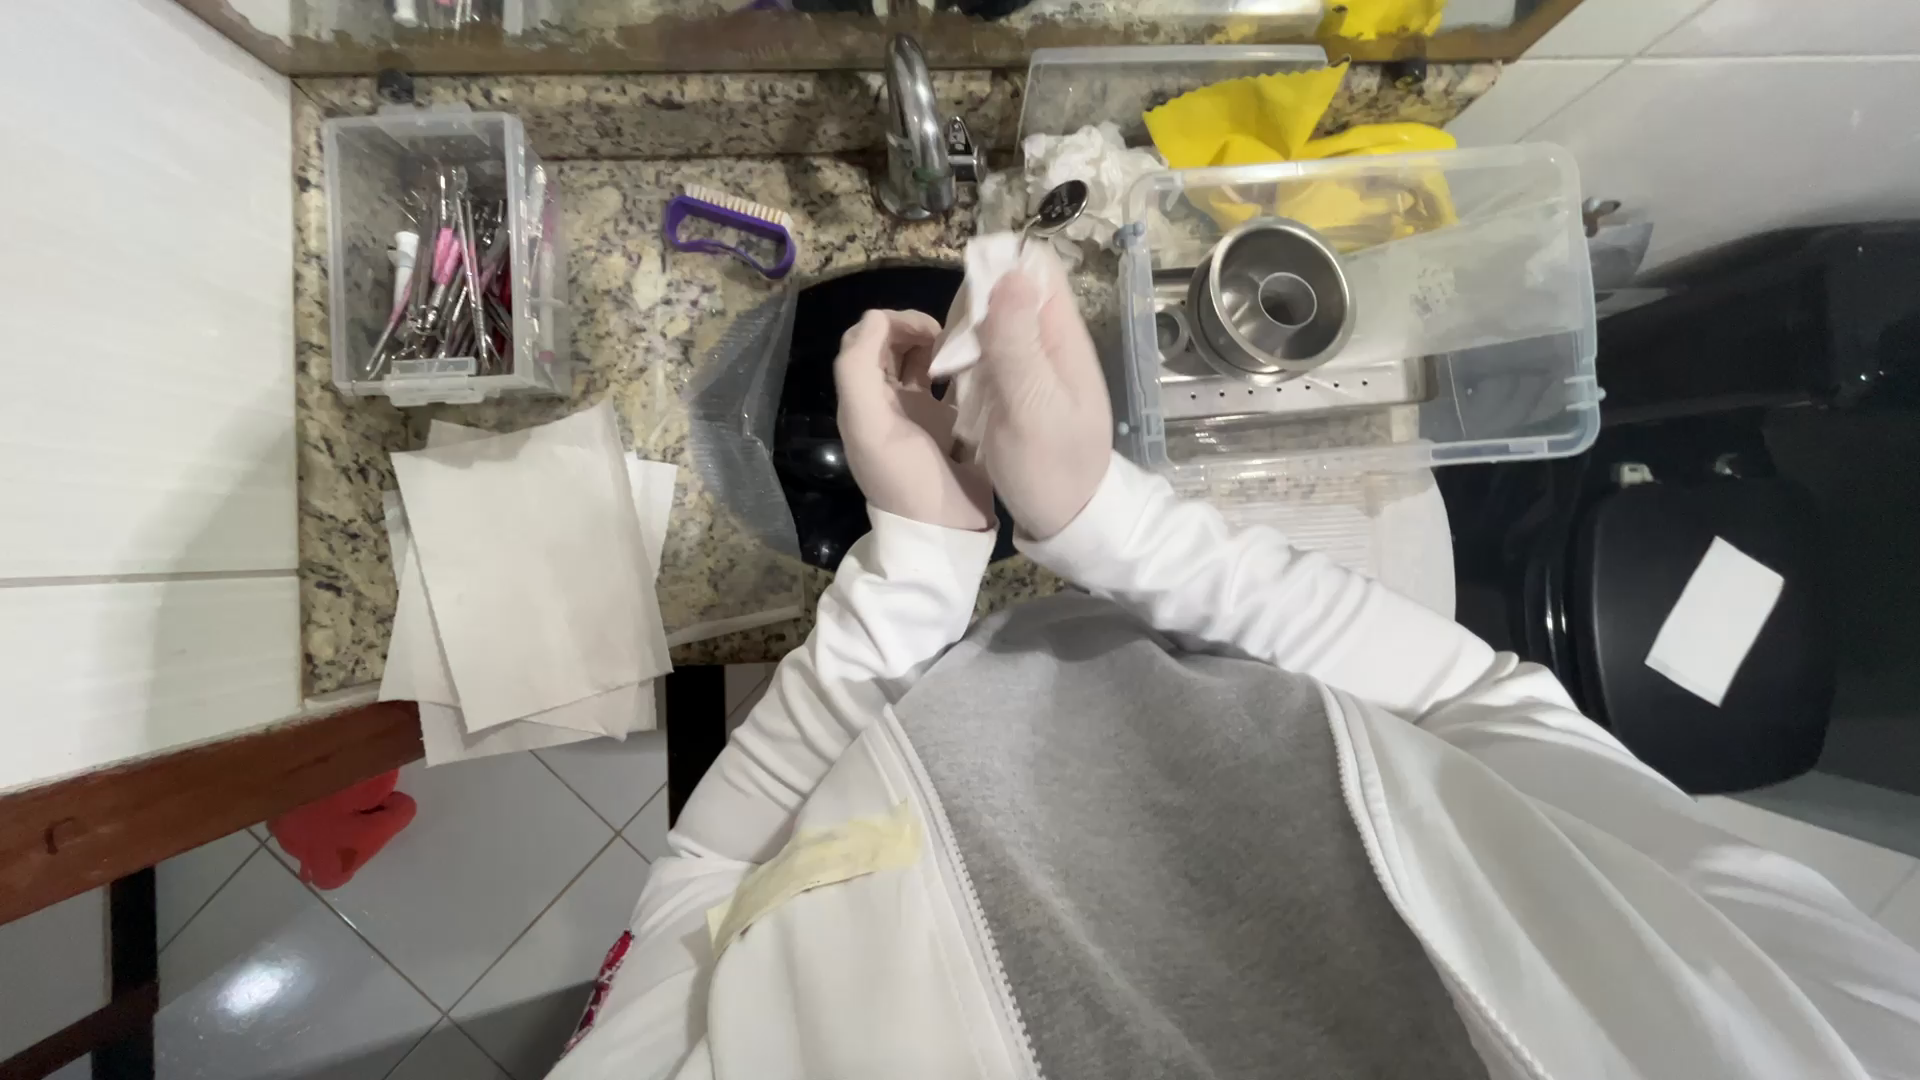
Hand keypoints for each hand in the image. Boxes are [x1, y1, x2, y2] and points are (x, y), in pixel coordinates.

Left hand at [834, 309, 994, 531]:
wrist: (944, 527)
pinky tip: (977, 370)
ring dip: (941, 346)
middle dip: (917, 329)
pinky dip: (961, 369)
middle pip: (895, 344)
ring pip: (925, 360)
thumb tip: (876, 318)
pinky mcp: (951, 424)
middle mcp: (888, 400)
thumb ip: (858, 368)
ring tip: (964, 352)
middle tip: (947, 339)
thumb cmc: (905, 476)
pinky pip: (953, 384)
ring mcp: (921, 412)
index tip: (925, 330)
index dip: (890, 322)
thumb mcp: (867, 424)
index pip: (865, 338)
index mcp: (863, 397)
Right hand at [973, 246, 1112, 539]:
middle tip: (955, 349)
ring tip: (950, 370)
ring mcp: (1036, 365)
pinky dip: (968, 360)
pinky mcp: (1020, 387)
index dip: (999, 268)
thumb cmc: (1050, 468)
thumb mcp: (1031, 407)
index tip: (968, 302)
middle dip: (975, 306)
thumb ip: (1018, 344)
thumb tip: (1009, 275)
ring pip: (995, 322)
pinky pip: (990, 354)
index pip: (1037, 267)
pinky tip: (955, 385)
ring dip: (967, 336)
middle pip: (1010, 290)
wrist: (1067, 517)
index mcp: (1062, 337)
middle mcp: (1051, 342)